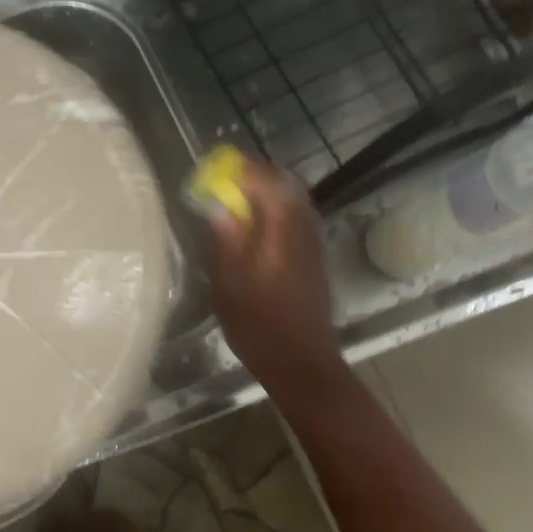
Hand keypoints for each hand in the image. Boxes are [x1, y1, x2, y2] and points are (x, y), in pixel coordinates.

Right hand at [205, 159, 343, 389]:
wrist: (302, 363)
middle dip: (258, 177)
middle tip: (227, 179)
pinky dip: (276, 213)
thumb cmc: (259, 328)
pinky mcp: (314, 261)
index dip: (243, 170)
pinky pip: (297, 221)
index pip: (269, 183)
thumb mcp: (229, 286)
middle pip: (287, 187)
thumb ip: (226, 242)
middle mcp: (303, 233)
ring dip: (268, 194)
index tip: (217, 168)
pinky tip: (256, 230)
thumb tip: (218, 205)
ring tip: (238, 200)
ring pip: (295, 203)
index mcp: (282, 235)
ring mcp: (313, 247)